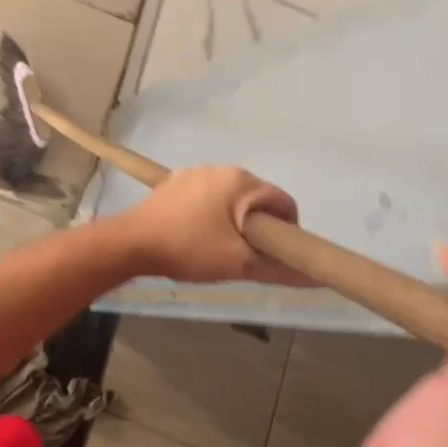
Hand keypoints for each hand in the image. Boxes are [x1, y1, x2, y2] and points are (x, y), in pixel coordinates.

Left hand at [118, 165, 310, 284]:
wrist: (130, 243)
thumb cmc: (188, 248)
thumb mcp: (239, 263)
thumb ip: (280, 269)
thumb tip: (318, 278)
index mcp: (240, 180)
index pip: (283, 203)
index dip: (286, 231)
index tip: (273, 255)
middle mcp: (218, 168)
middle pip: (256, 199)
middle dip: (258, 226)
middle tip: (244, 255)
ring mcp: (192, 173)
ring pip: (229, 199)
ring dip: (232, 222)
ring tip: (217, 248)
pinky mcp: (172, 184)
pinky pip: (204, 198)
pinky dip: (209, 216)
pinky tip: (195, 236)